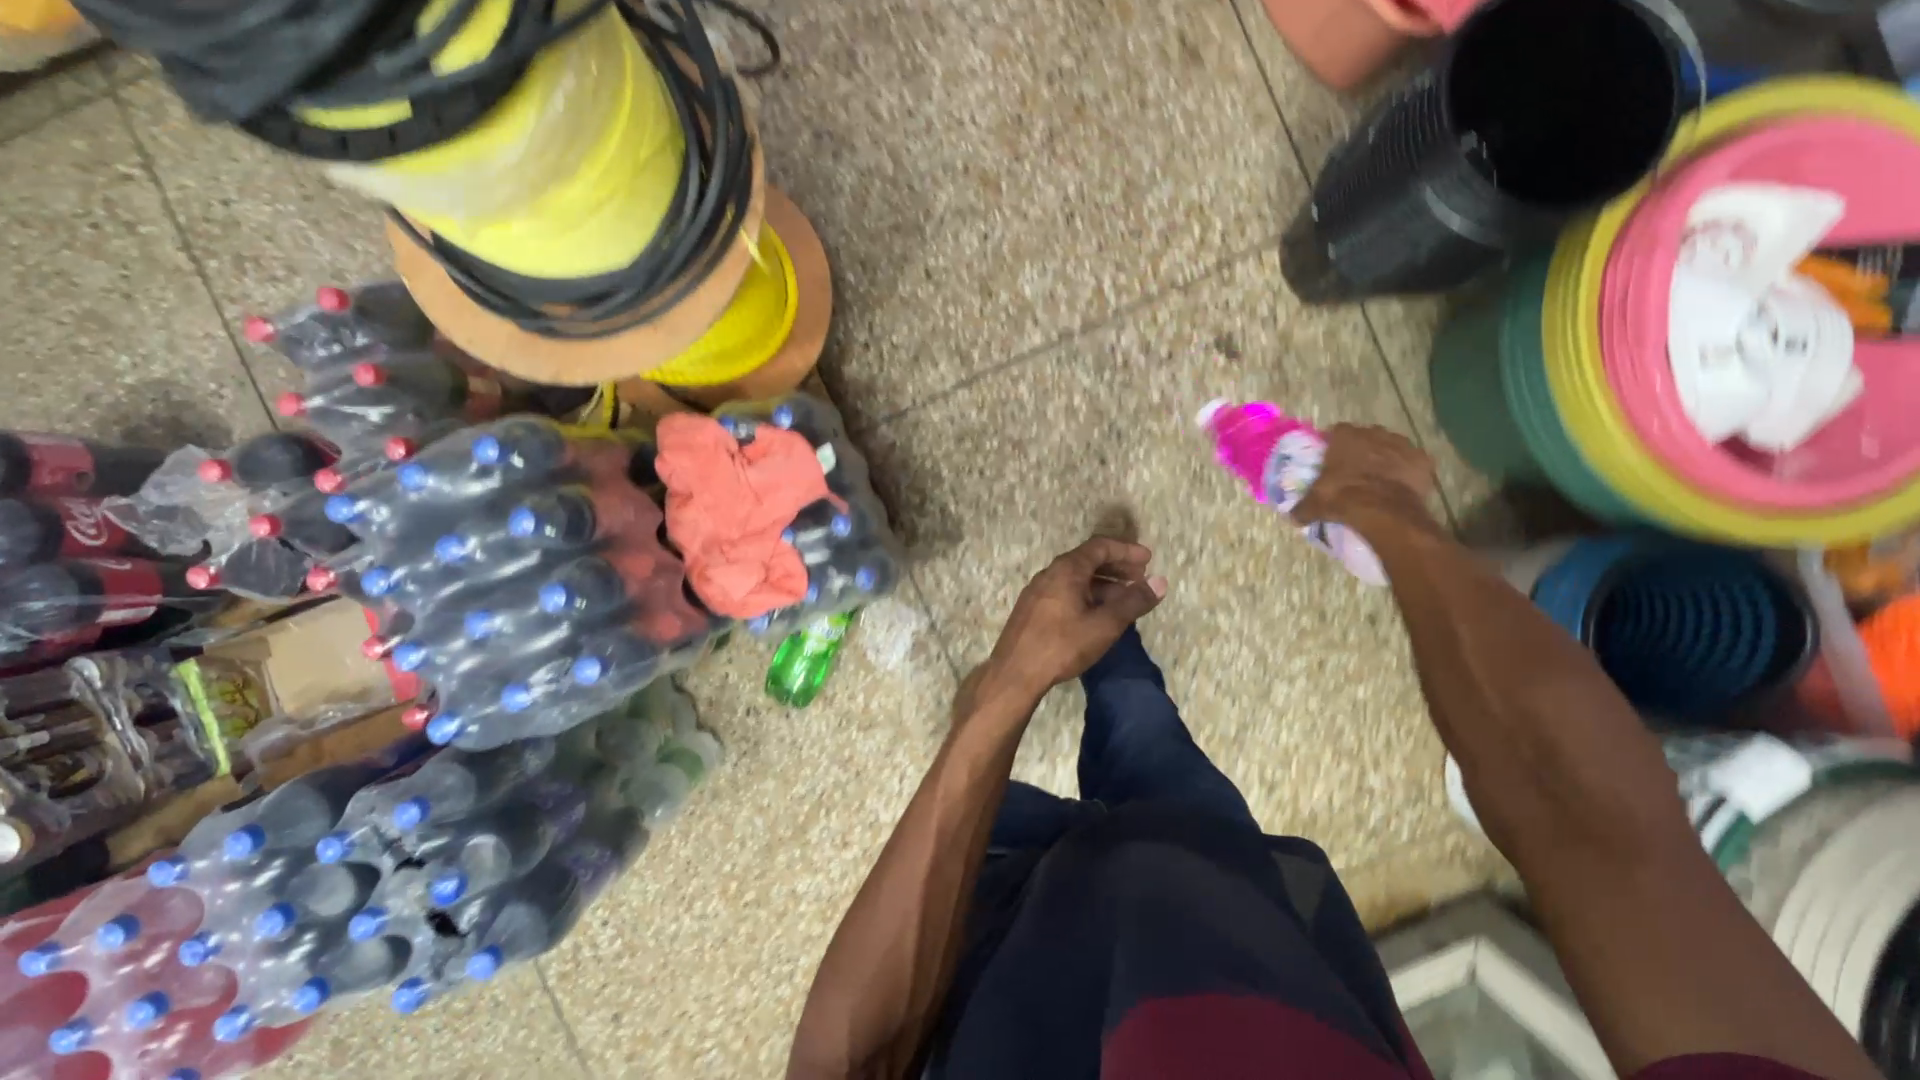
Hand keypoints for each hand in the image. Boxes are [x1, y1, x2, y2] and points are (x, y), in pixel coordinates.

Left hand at [983, 537, 1167, 697]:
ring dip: (1103, 584)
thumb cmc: (1063, 645)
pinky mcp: (1032, 610)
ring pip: (1076, 579)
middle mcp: (1050, 573)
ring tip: (1125, 599)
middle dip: (1116, 567)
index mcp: (1067, 569)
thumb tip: (1160, 582)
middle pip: (1087, 560)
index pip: (1100, 546)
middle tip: (1140, 578)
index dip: (1126, 550)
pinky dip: (1086, 595)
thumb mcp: (1105, 624)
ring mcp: (1038, 592)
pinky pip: (1065, 592)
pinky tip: (1097, 615)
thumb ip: (1134, 601)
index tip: (1148, 559)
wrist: (1015, 673)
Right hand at [1291, 423, 1436, 527]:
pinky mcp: (1423, 460)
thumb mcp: (1315, 504)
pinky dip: (1406, 472)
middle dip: (1361, 449)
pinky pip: (1412, 462)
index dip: (1333, 444)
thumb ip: (1304, 507)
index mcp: (1345, 437)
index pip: (1336, 431)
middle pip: (1366, 436)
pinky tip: (1400, 486)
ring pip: (1391, 446)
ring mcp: (1402, 444)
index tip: (1331, 459)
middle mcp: (1374, 433)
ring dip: (1385, 457)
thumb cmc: (1343, 498)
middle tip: (1354, 469)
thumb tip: (1294, 516)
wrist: (1385, 511)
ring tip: (1379, 478)